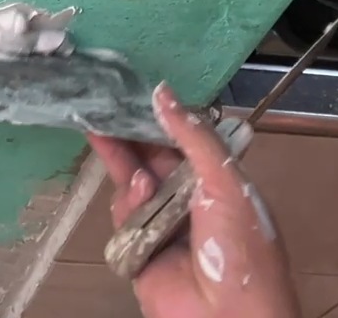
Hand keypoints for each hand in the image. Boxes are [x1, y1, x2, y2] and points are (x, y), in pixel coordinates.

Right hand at [87, 85, 298, 317]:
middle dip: (126, 132)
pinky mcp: (136, 246)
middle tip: (97, 103)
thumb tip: (161, 91)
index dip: (156, 115)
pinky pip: (122, 212)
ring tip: (122, 158)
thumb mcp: (226, 182)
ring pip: (130, 180)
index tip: (130, 89)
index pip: (179, 137)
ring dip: (126, 166)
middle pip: (147, 155)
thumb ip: (192, 135)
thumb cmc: (240, 248)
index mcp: (214, 179)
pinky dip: (128, 203)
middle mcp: (185, 197)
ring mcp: (160, 221)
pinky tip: (140, 197)